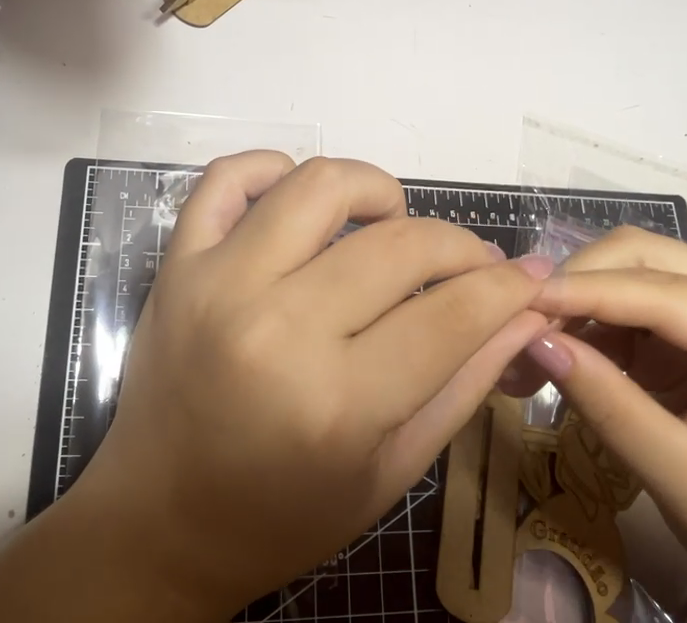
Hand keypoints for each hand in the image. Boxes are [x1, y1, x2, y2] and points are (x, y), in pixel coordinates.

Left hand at [67, 152, 554, 614]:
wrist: (159, 520)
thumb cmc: (282, 515)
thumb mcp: (389, 471)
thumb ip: (464, 384)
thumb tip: (527, 308)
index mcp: (337, 402)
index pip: (454, 312)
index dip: (508, 288)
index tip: (527, 278)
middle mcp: (277, 327)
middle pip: (400, 244)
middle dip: (460, 246)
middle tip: (468, 265)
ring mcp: (218, 283)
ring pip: (319, 185)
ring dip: (376, 189)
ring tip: (389, 224)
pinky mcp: (177, 262)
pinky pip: (227, 176)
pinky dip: (272, 167)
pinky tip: (302, 200)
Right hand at [506, 227, 686, 622]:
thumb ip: (616, 411)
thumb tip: (538, 343)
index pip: (668, 293)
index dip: (591, 291)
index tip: (521, 305)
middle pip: (648, 258)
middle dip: (581, 280)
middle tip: (522, 324)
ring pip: (632, 271)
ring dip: (578, 297)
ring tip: (531, 344)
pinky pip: (628, 307)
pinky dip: (586, 322)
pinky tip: (560, 354)